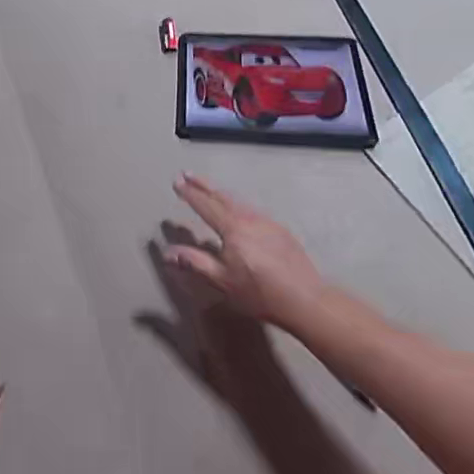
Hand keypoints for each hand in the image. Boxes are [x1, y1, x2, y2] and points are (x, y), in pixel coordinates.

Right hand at [162, 173, 333, 331]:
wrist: (306, 299)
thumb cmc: (260, 292)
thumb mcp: (222, 280)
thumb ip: (195, 262)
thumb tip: (167, 252)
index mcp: (233, 228)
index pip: (205, 205)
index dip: (189, 193)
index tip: (177, 181)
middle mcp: (249, 219)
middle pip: (222, 197)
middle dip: (203, 185)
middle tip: (188, 174)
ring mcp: (268, 222)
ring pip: (239, 202)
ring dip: (221, 193)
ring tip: (209, 189)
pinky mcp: (281, 231)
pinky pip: (253, 210)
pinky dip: (238, 204)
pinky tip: (239, 211)